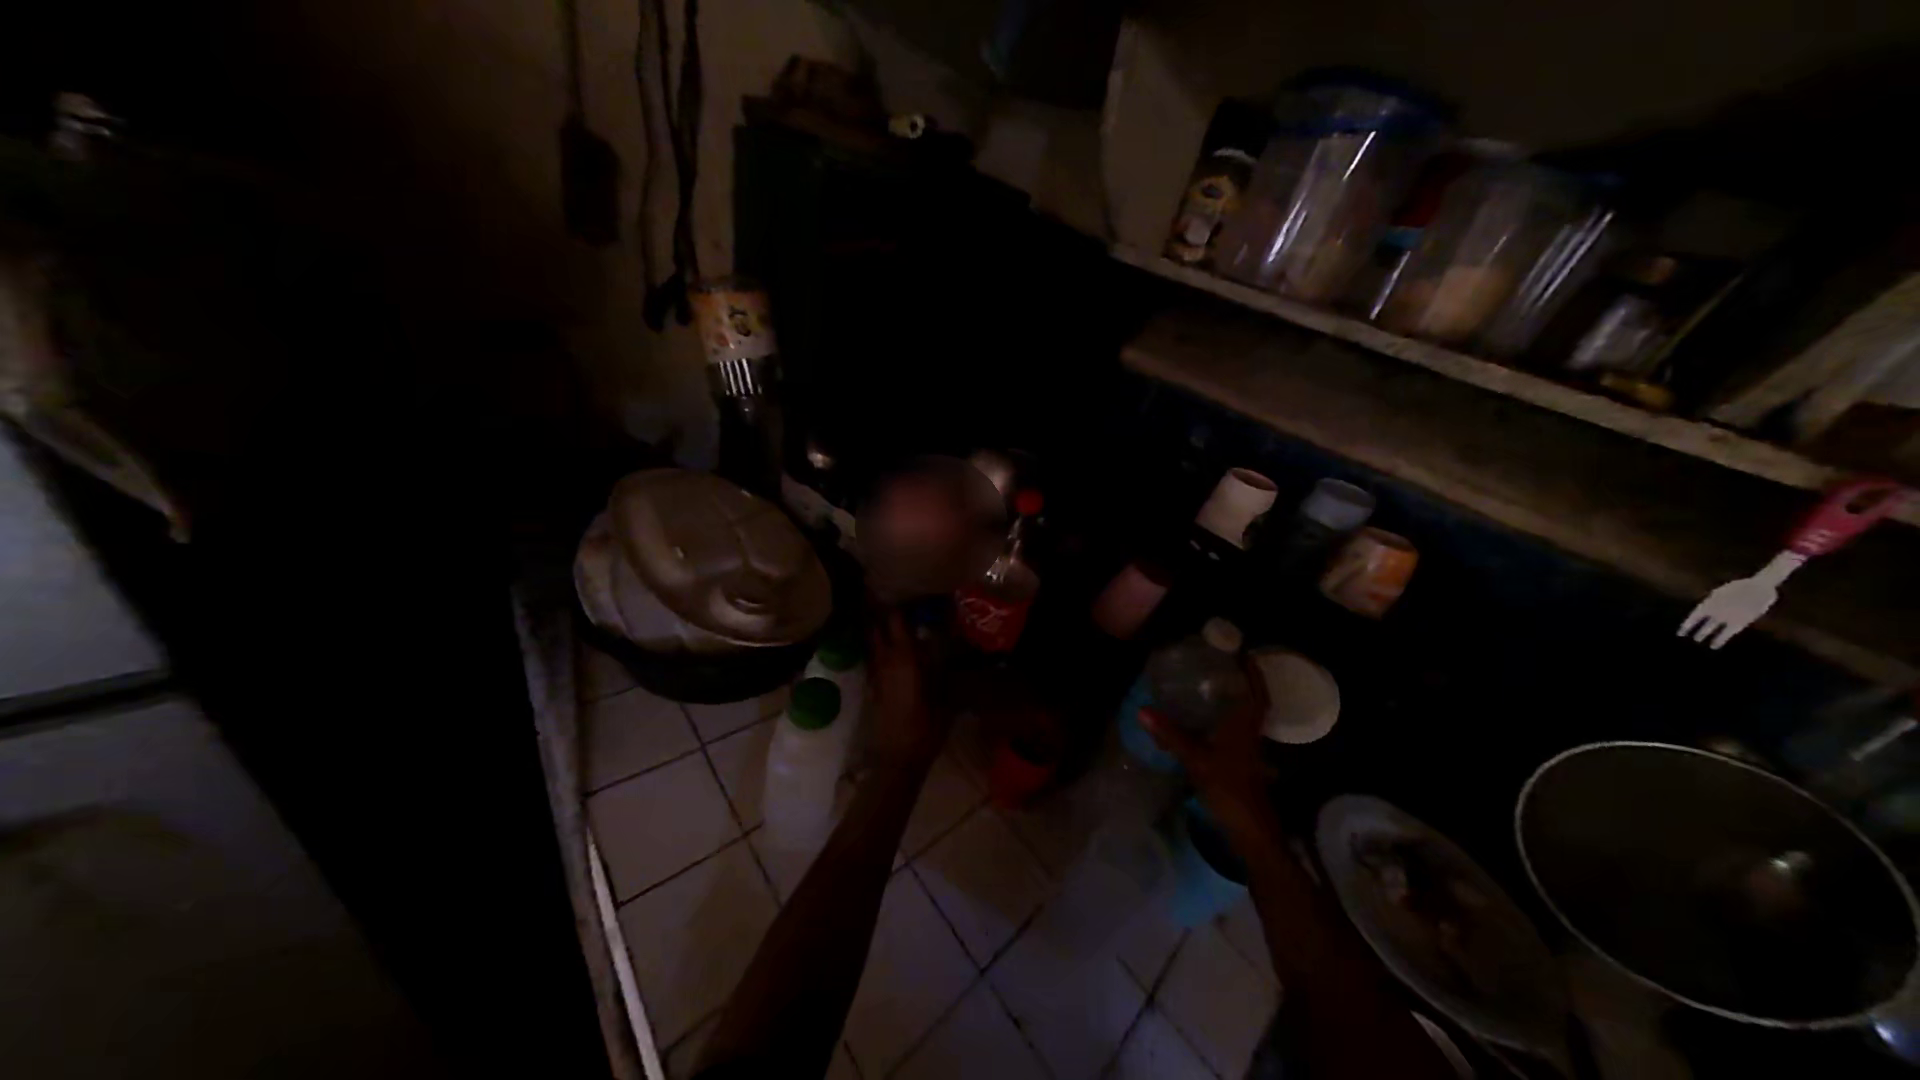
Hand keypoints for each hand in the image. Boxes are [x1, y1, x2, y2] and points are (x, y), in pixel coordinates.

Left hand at [867, 608, 951, 771]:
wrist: (898, 759)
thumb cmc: (926, 727)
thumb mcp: (945, 695)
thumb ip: (945, 667)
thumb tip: (952, 646)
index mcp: (904, 656)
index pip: (896, 618)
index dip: (900, 602)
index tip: (908, 590)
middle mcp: (885, 659)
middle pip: (876, 625)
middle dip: (881, 610)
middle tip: (897, 600)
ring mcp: (875, 672)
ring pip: (872, 640)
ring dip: (878, 627)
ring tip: (894, 619)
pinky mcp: (872, 686)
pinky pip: (874, 656)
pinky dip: (879, 647)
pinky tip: (893, 648)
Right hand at [1141, 660, 1280, 842]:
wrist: (1249, 830)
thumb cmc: (1227, 788)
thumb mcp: (1196, 758)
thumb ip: (1170, 734)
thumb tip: (1142, 710)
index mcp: (1246, 727)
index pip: (1256, 693)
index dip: (1253, 673)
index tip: (1244, 654)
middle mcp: (1251, 735)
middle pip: (1252, 704)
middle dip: (1242, 684)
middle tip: (1221, 667)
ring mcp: (1248, 752)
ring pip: (1244, 720)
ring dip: (1233, 703)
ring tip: (1211, 689)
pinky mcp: (1242, 765)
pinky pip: (1234, 734)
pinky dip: (1223, 723)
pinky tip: (1205, 724)